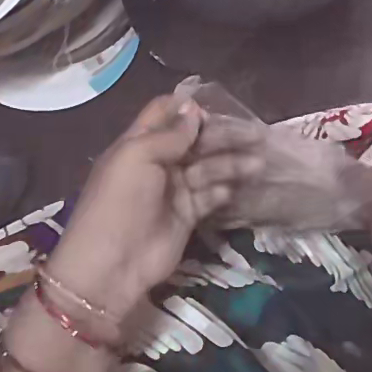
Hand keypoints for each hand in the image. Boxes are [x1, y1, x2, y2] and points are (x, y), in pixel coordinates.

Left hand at [45, 95, 260, 319]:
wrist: (113, 262)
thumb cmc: (120, 202)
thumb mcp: (138, 157)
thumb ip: (170, 134)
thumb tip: (195, 110)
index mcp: (139, 143)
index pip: (165, 113)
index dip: (189, 108)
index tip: (218, 108)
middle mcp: (158, 162)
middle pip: (194, 140)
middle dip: (222, 135)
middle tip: (255, 135)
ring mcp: (174, 190)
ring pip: (207, 167)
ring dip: (231, 163)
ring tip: (258, 163)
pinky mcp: (187, 215)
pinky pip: (210, 196)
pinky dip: (225, 189)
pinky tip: (241, 185)